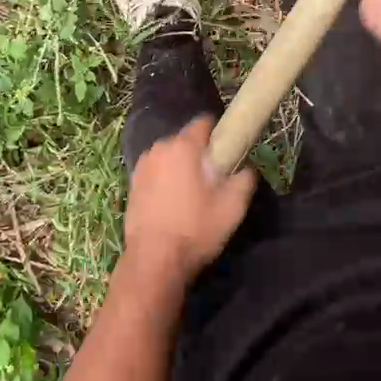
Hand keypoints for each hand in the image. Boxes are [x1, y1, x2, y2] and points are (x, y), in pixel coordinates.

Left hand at [123, 116, 255, 283]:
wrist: (155, 258)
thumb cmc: (196, 228)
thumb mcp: (232, 206)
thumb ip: (245, 178)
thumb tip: (246, 166)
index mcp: (184, 146)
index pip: (204, 122)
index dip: (219, 132)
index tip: (228, 149)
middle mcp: (160, 147)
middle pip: (185, 139)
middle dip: (200, 152)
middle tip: (213, 177)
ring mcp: (143, 164)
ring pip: (169, 155)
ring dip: (181, 165)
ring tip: (192, 193)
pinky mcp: (133, 181)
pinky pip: (156, 170)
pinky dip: (165, 178)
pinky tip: (173, 202)